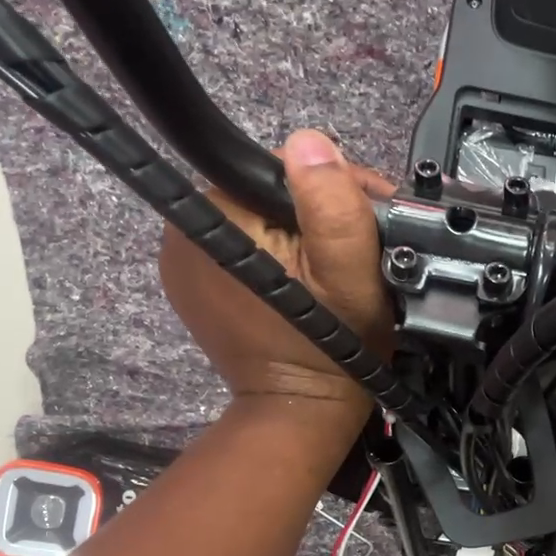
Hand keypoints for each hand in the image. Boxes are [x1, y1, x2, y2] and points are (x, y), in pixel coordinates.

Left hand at [159, 130, 394, 408]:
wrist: (302, 412)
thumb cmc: (331, 350)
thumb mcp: (350, 277)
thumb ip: (334, 208)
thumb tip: (311, 143)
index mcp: (216, 217)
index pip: (282, 168)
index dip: (335, 188)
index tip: (370, 220)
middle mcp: (185, 230)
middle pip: (269, 192)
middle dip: (317, 212)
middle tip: (358, 250)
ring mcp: (185, 260)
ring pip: (259, 219)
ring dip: (300, 234)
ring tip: (333, 269)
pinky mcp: (198, 285)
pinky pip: (245, 247)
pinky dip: (278, 257)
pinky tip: (303, 282)